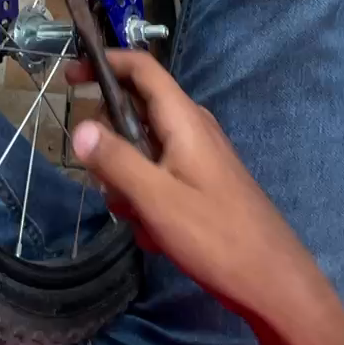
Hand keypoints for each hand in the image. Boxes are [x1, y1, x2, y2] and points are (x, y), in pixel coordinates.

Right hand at [70, 52, 343, 344]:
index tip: (71, 75)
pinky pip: (158, 172)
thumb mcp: (156, 198)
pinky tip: (155, 232)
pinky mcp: (200, 179)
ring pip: (142, 147)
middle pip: (135, 110)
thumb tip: (79, 128)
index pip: (141, 67)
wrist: (273, 281)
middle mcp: (190, 125)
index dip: (105, 62)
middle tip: (104, 180)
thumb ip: (115, 160)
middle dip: (111, 143)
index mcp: (182, 116)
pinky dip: (146, 196)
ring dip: (128, 179)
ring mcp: (197, 152)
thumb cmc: (215, 235)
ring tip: (137, 218)